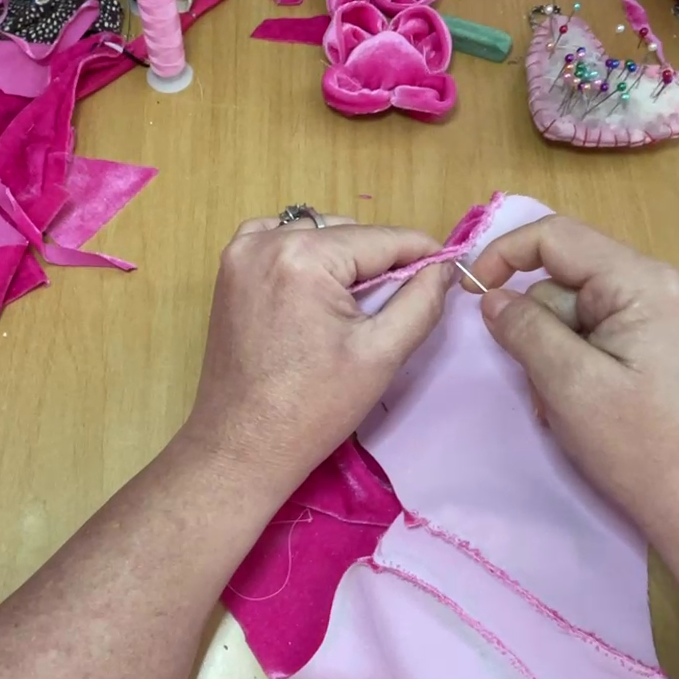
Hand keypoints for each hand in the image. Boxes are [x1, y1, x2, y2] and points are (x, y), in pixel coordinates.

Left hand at [181, 214, 451, 495]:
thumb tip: (443, 266)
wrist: (242, 445)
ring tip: (360, 299)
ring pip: (313, 232)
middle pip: (346, 232)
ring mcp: (239, 255)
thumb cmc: (312, 409)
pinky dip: (303, 253)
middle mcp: (264, 242)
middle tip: (404, 296)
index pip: (381, 239)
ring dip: (342, 255)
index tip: (450, 266)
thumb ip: (421, 302)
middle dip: (380, 258)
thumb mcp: (381, 355)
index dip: (422, 252)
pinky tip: (317, 285)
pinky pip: (277, 241)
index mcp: (302, 257)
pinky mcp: (228, 273)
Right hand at [466, 215, 678, 545]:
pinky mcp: (649, 341)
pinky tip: (579, 398)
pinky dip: (567, 359)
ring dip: (549, 347)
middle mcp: (654, 285)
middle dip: (535, 320)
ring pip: (570, 308)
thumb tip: (490, 296)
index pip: (556, 237)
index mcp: (641, 282)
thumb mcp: (567, 382)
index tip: (468, 292)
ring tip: (564, 398)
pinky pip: (587, 331)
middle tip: (540, 374)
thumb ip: (524, 328)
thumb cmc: (636, 444)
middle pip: (562, 275)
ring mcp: (655, 313)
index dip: (503, 254)